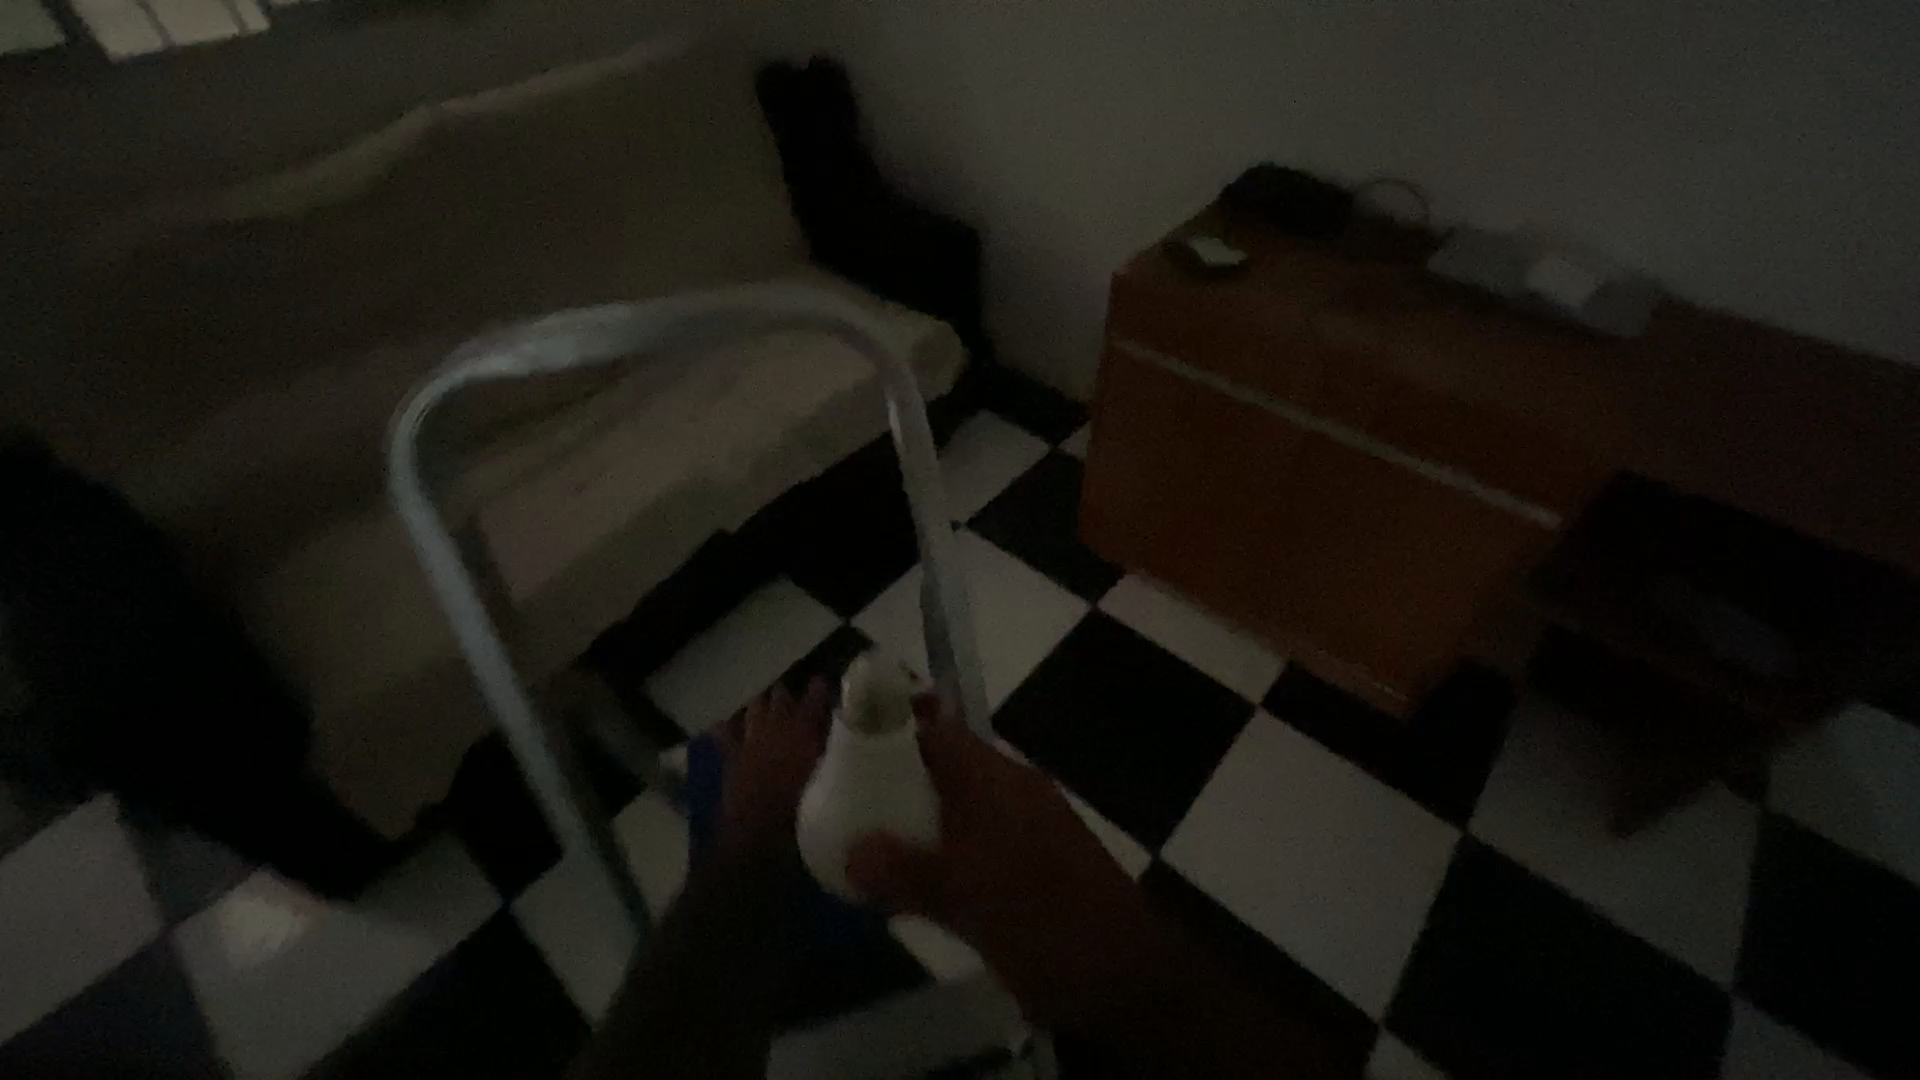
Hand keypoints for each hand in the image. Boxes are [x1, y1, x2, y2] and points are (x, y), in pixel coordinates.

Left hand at [714, 678, 829, 860]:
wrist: (757, 832)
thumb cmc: (801, 807)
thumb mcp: (824, 776)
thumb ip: (828, 751)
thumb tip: (836, 736)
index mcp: (802, 731)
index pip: (813, 698)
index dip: (818, 688)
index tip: (822, 681)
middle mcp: (775, 727)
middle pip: (780, 697)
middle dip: (787, 694)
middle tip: (794, 696)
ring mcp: (750, 739)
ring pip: (753, 707)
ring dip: (761, 704)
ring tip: (766, 702)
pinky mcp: (731, 755)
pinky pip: (725, 732)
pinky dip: (728, 726)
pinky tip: (729, 723)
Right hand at [845, 701, 1164, 1029]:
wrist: (1125, 972)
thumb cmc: (1039, 921)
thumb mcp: (961, 900)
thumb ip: (901, 872)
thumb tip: (851, 855)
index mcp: (993, 779)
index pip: (937, 729)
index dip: (894, 729)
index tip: (850, 747)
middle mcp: (1014, 786)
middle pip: (949, 763)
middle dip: (902, 778)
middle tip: (854, 802)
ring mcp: (1034, 818)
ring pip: (967, 801)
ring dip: (927, 814)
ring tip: (881, 841)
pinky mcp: (1045, 852)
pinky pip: (986, 832)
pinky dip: (954, 842)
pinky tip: (932, 877)